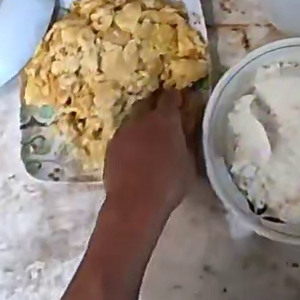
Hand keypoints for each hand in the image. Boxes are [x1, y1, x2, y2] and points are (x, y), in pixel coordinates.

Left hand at [102, 89, 196, 228]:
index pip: (170, 96)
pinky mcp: (110, 147)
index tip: (181, 103)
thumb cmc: (169, 182)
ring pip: (132, 119)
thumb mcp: (188, 161)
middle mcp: (141, 120)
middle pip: (147, 102)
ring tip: (149, 137)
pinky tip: (136, 153)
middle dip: (155, 106)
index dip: (176, 98)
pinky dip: (131, 138)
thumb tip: (187, 129)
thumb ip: (187, 140)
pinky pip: (123, 135)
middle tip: (165, 118)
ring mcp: (122, 133)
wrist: (134, 203)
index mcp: (165, 120)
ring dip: (141, 122)